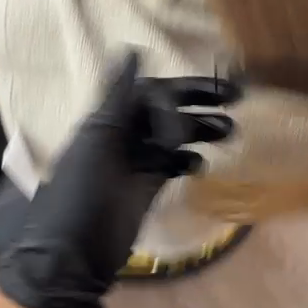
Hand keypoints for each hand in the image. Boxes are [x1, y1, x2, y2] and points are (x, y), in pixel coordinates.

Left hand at [0, 52, 238, 307]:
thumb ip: (117, 98)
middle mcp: (122, 136)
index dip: (185, 89)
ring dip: (200, 132)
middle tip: (236, 100)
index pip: (152, 92)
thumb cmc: (81, 195)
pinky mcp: (143, 189)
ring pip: (173, 138)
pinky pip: (170, 165)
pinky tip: (200, 164)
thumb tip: (131, 51)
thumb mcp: (98, 141)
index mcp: (109, 120)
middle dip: (199, 105)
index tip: (218, 92)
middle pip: (166, 112)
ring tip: (229, 133)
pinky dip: (186, 161)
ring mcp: (134, 163)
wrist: (72, 256)